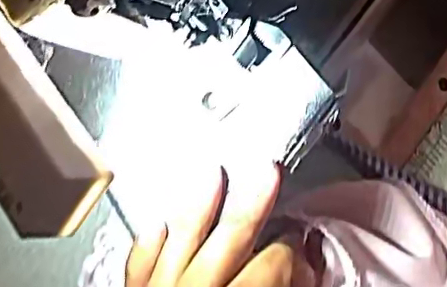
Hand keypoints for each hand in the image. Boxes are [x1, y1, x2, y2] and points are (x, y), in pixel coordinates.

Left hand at [126, 164, 297, 286]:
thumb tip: (308, 274)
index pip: (271, 266)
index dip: (292, 251)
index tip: (303, 246)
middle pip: (227, 243)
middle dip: (250, 208)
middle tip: (269, 173)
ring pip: (179, 245)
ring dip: (197, 208)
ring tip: (212, 172)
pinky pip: (138, 268)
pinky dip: (149, 245)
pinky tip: (159, 223)